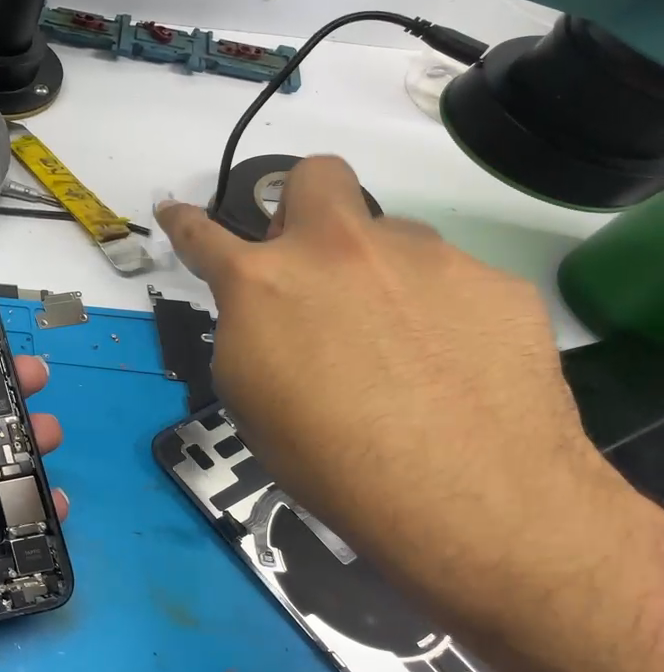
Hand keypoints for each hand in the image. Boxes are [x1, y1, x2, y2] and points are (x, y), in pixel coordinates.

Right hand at [154, 156, 608, 565]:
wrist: (467, 495)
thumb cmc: (324, 454)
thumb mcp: (246, 389)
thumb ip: (249, 327)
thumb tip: (268, 312)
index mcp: (260, 280)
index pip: (201, 233)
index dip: (183, 220)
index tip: (176, 211)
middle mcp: (337, 250)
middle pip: (316, 176)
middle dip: (301, 201)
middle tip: (307, 260)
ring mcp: (423, 259)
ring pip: (392, 239)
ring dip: (377, 271)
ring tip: (398, 340)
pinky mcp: (495, 284)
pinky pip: (452, 281)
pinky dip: (438, 310)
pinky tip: (450, 363)